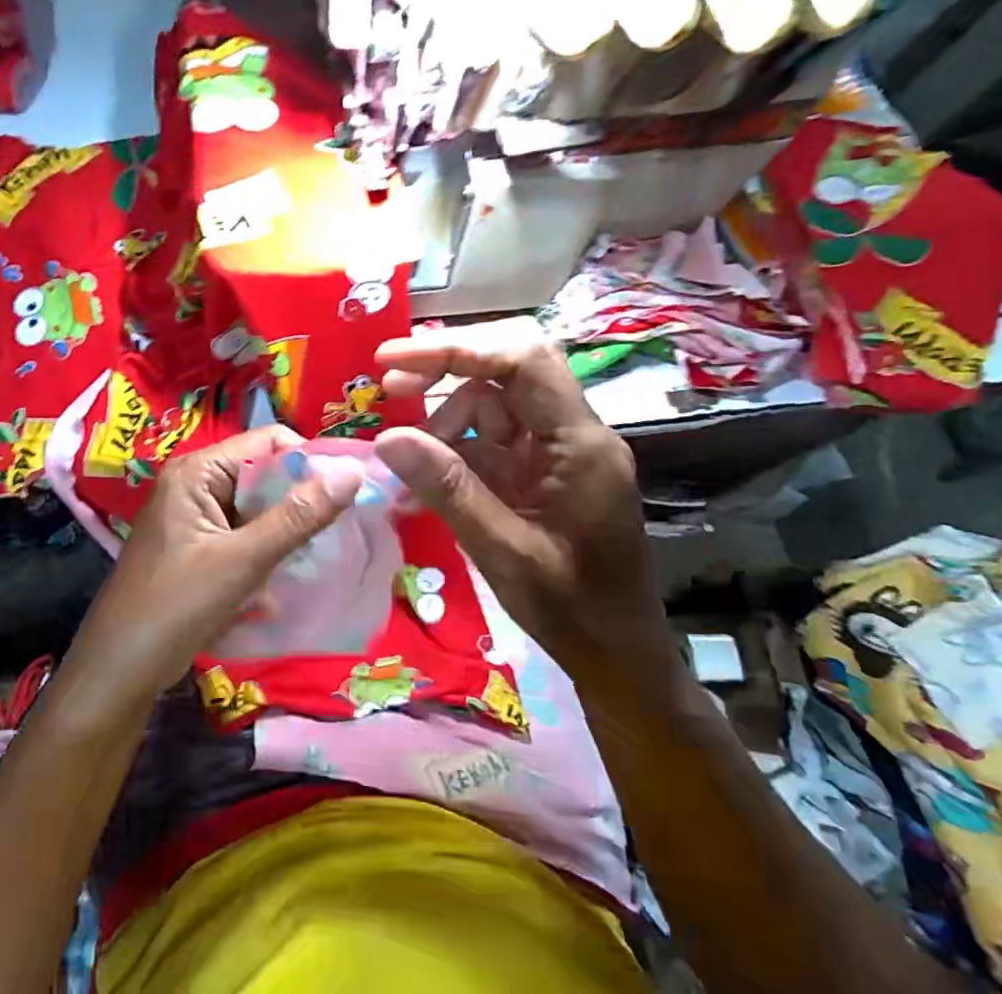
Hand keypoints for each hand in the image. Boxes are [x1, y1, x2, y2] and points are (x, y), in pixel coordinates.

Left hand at [59, 426, 361, 713]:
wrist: (120, 668)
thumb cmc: (176, 607)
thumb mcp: (242, 560)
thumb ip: (297, 516)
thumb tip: (353, 472)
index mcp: (197, 472)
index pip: (269, 443)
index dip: (311, 462)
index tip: (348, 495)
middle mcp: (194, 485)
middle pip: (264, 476)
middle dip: (299, 503)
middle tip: (335, 534)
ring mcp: (194, 518)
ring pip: (257, 511)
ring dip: (285, 535)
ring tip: (311, 562)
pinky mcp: (198, 549)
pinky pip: (244, 538)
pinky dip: (265, 555)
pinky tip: (277, 587)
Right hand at [371, 319, 679, 693]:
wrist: (614, 652)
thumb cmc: (570, 608)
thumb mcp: (502, 551)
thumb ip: (448, 490)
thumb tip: (387, 438)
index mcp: (579, 445)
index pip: (523, 362)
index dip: (457, 349)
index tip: (395, 359)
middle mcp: (570, 435)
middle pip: (506, 374)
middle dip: (444, 373)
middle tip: (388, 387)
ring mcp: (552, 454)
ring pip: (490, 408)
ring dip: (441, 425)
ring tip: (405, 468)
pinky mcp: (536, 474)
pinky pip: (487, 444)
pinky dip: (450, 455)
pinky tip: (419, 484)